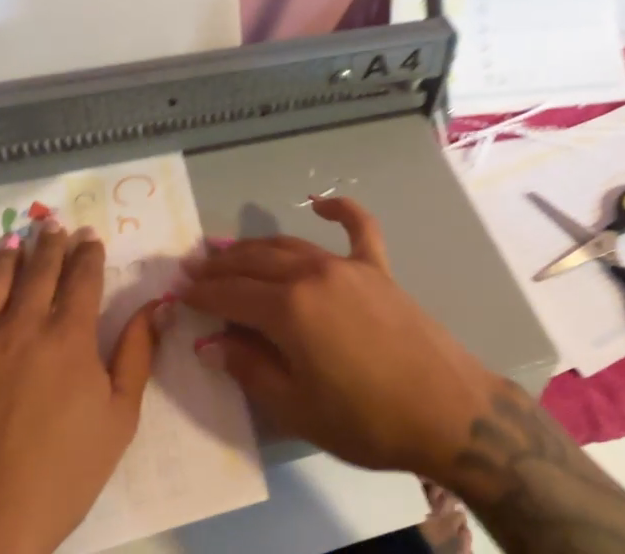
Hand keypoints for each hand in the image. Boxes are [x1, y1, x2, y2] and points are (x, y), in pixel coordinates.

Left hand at [0, 220, 164, 553]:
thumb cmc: (60, 476)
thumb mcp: (118, 420)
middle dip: (52, 243)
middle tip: (57, 226)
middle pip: (39, 269)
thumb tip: (156, 306)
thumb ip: (136, 356)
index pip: (81, 277)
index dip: (88, 253)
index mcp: (69, 337)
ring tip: (20, 241)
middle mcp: (22, 325)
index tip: (90, 237)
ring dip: (12, 255)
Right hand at [176, 197, 499, 483]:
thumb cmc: (366, 420)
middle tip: (194, 271)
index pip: (231, 294)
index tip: (177, 295)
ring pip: (290, 245)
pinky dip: (339, 209)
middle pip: (255, 263)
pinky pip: (358, 228)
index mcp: (289, 309)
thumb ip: (249, 367)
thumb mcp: (296, 407)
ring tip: (229, 250)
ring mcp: (348, 266)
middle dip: (220, 267)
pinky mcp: (379, 269)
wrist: (446, 411)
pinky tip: (320, 203)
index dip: (201, 295)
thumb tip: (211, 341)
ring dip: (256, 247)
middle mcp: (314, 274)